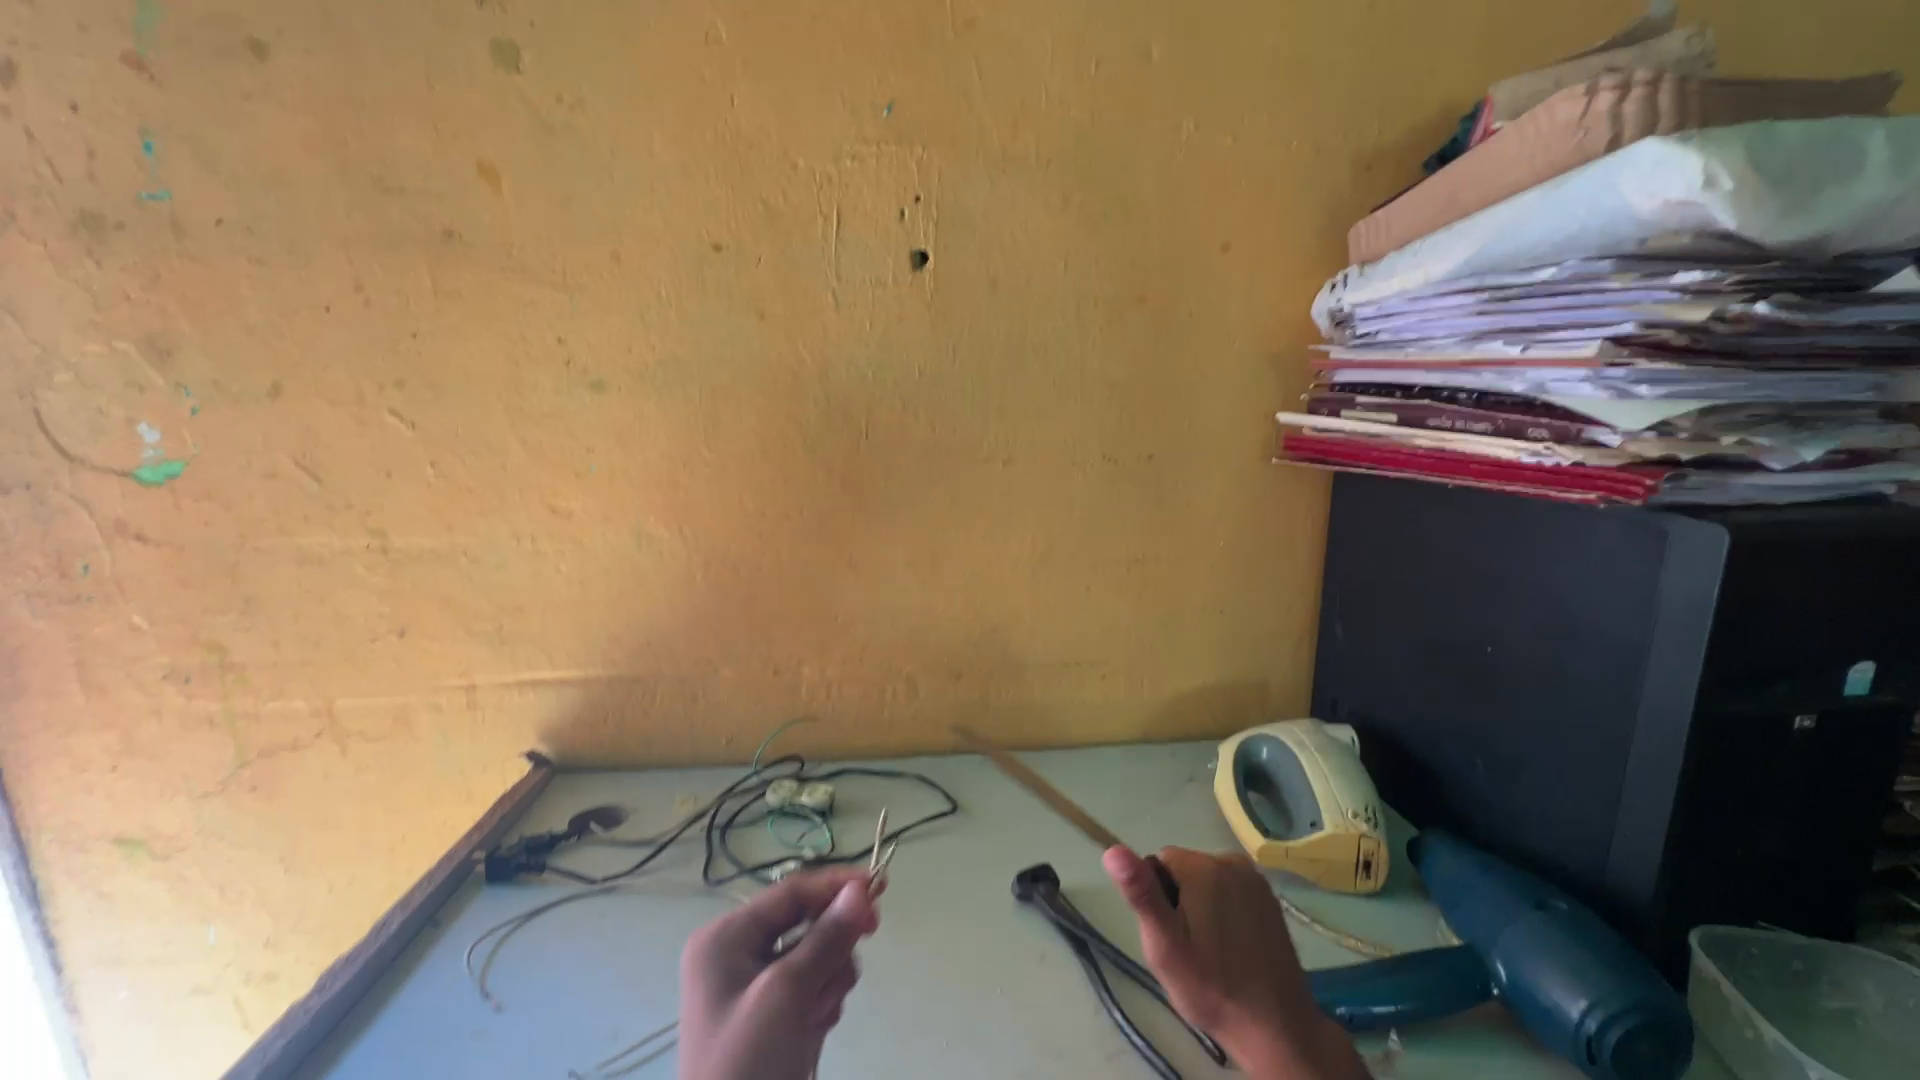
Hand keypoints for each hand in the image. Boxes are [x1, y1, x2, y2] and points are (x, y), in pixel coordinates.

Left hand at [678, 867, 880, 1079]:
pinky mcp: (778, 1016)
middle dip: (829, 948)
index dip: (836, 887)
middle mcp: (740, 955)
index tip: (881, 889)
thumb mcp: (787, 993)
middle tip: (836, 975)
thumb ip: (827, 938)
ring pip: (819, 955)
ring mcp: (759, 988)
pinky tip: (815, 1028)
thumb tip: (861, 890)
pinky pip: (817, 985)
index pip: (791, 892)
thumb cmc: (748, 1063)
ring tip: (815, 1016)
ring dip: (828, 980)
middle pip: (808, 923)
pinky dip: (825, 1001)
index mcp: (727, 939)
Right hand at [1103, 846, 1367, 1079]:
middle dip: (1179, 901)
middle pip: (1184, 870)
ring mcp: (1257, 881)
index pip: (1159, 862)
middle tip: (1187, 947)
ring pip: (1207, 881)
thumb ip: (1141, 893)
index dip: (1158, 898)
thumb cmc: (1211, 987)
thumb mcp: (1164, 945)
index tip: (1170, 933)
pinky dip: (1226, 912)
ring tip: (1210, 951)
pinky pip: (1232, 893)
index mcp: (1203, 868)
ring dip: (1202, 906)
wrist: (1275, 1027)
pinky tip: (1232, 948)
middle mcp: (1233, 862)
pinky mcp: (1271, 900)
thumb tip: (1113, 849)